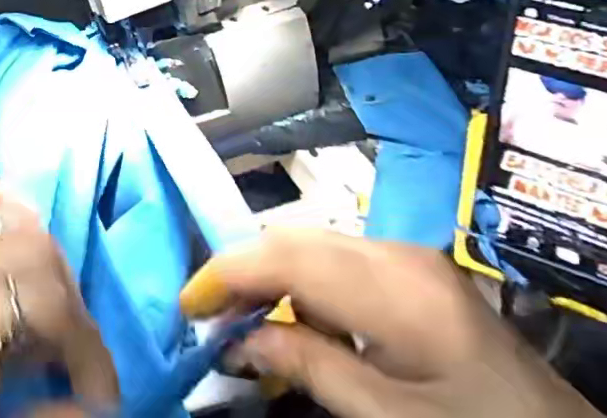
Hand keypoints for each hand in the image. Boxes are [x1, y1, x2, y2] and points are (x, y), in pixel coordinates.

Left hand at [0, 181, 117, 417]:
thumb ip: (39, 416)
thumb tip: (99, 411)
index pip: (50, 302)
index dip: (88, 350)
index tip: (105, 398)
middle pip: (36, 253)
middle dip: (70, 305)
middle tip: (78, 364)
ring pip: (8, 227)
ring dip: (42, 268)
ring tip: (50, 322)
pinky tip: (12, 215)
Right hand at [180, 231, 599, 417]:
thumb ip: (310, 368)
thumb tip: (240, 339)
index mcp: (396, 287)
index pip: (290, 255)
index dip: (231, 272)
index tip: (190, 305)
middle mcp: (398, 252)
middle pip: (298, 238)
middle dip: (246, 271)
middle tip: (209, 317)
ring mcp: (410, 256)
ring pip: (315, 245)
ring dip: (274, 278)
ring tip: (245, 324)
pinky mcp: (416, 270)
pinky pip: (342, 262)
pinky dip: (307, 287)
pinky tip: (299, 324)